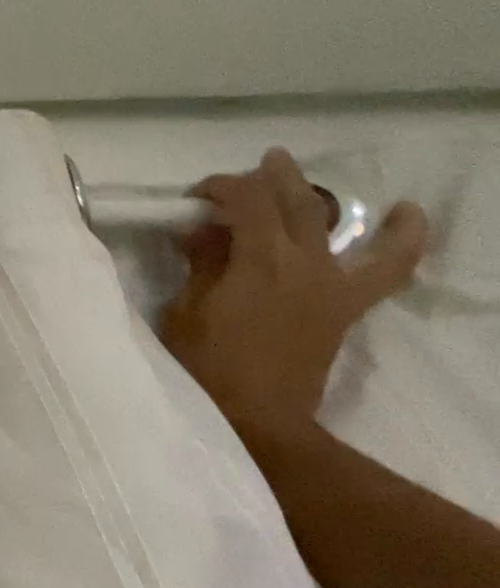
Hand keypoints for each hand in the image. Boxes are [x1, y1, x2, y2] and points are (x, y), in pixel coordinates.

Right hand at [159, 148, 427, 441]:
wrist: (255, 417)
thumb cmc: (203, 367)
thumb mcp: (184, 313)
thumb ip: (199, 266)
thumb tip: (201, 231)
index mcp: (256, 261)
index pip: (243, 201)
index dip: (219, 188)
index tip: (194, 197)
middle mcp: (301, 260)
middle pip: (289, 202)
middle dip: (265, 179)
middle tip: (246, 171)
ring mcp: (330, 280)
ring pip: (328, 220)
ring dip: (310, 194)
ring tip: (296, 179)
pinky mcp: (345, 303)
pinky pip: (387, 264)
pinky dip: (401, 236)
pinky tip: (403, 214)